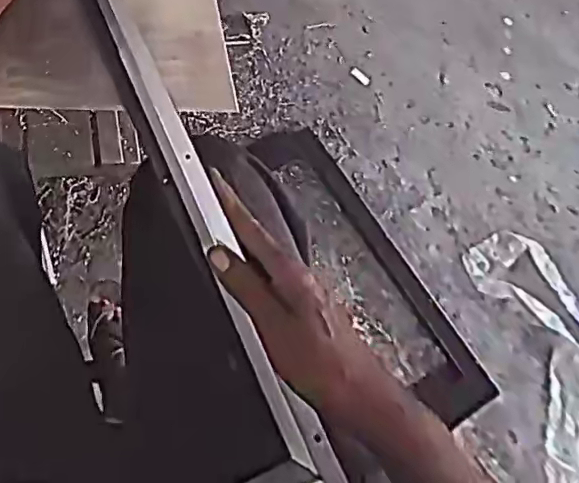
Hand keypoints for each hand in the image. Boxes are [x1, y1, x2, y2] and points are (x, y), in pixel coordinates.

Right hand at [207, 173, 397, 419]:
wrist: (364, 397)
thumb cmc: (323, 366)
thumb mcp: (272, 326)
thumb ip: (244, 287)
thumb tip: (219, 256)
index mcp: (289, 272)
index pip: (251, 228)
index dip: (230, 202)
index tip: (215, 181)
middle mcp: (299, 274)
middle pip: (259, 237)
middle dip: (235, 216)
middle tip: (215, 199)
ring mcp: (306, 289)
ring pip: (267, 256)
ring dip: (245, 241)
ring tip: (225, 232)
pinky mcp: (309, 305)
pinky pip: (275, 274)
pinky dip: (257, 265)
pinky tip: (251, 276)